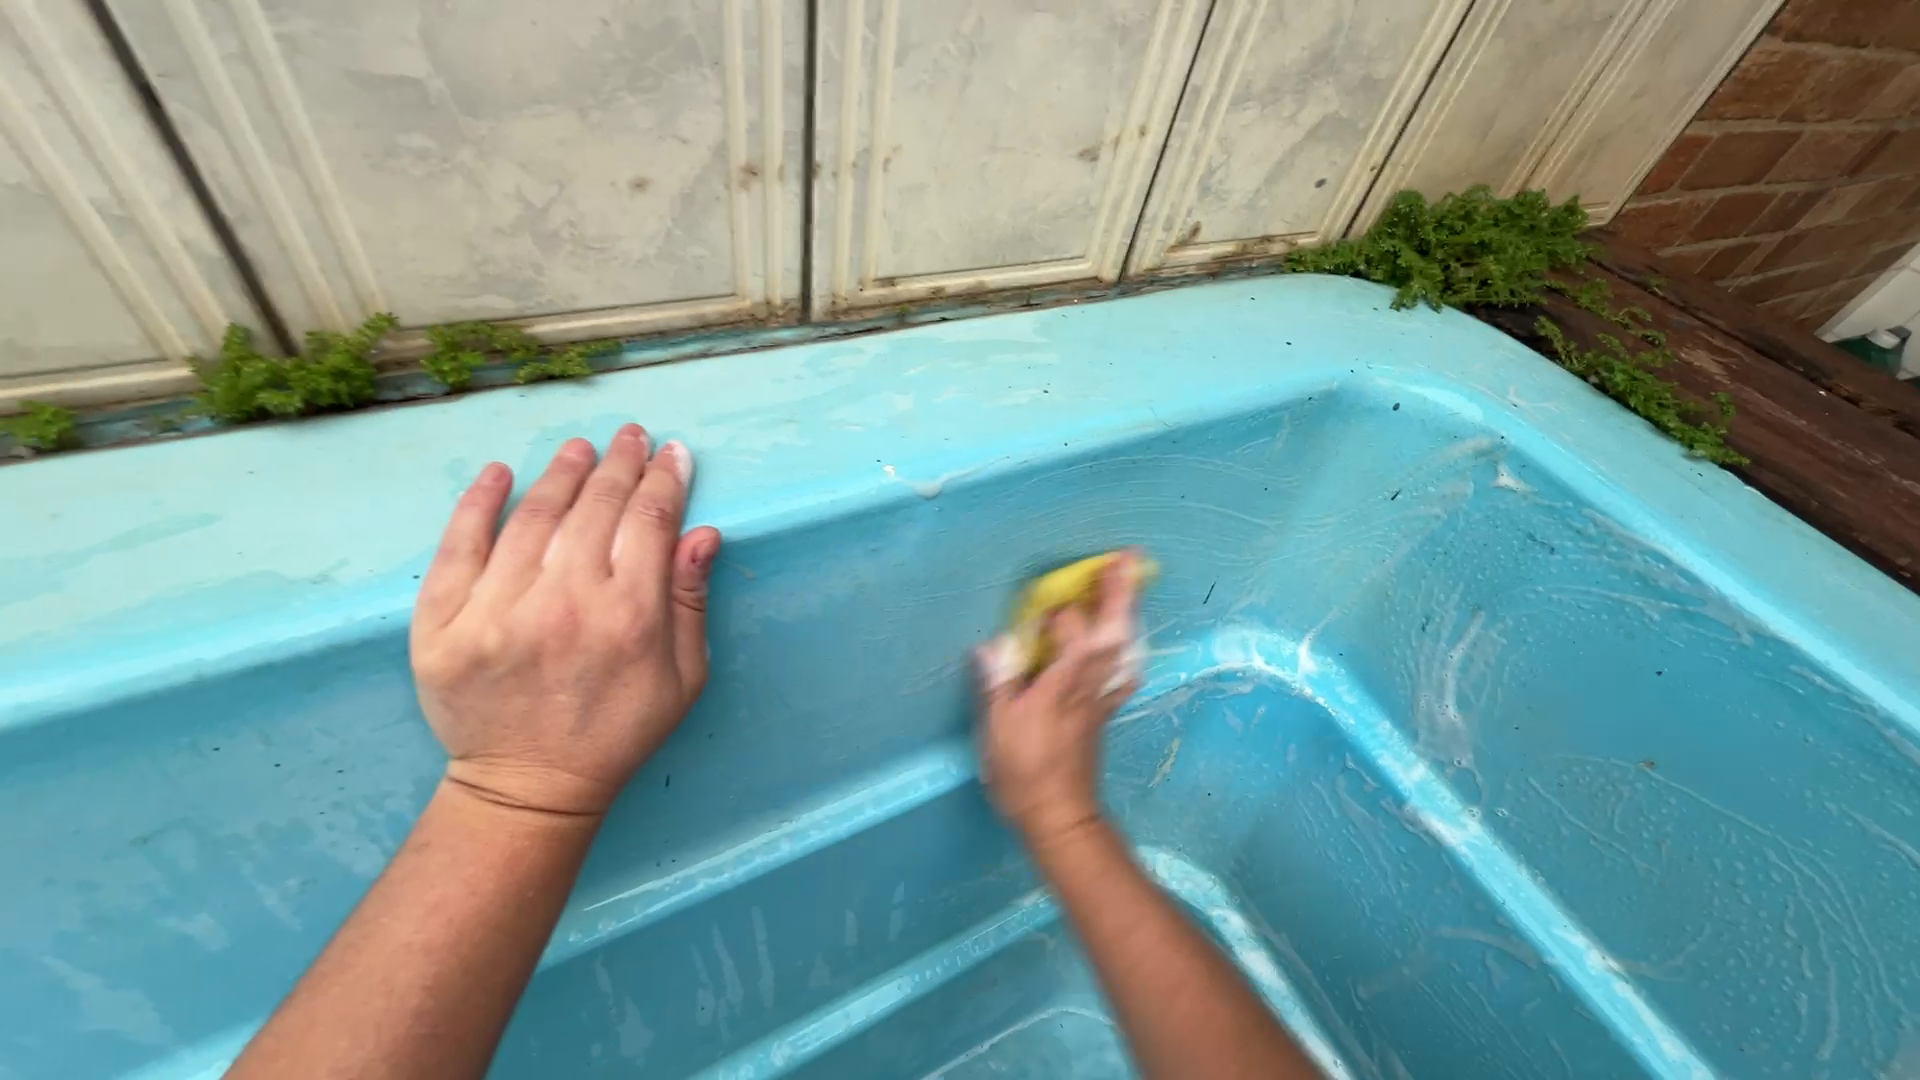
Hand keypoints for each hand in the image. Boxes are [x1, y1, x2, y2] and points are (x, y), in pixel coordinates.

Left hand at [410, 425, 721, 818]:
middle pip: (595, 510)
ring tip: (580, 448)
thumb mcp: (683, 676)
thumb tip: (702, 533)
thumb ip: (689, 601)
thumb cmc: (620, 729)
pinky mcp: (442, 623)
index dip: (663, 481)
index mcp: (629, 617)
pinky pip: (457, 548)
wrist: (531, 784)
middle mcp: (565, 602)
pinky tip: (498, 472)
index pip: (648, 523)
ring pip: (533, 518)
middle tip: (630, 436)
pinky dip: (477, 504)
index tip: (671, 453)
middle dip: (620, 465)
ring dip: (561, 474)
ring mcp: (496, 610)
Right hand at [975, 554, 1141, 847]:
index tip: (1048, 605)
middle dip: (1118, 594)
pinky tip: (1123, 644)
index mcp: (1061, 684)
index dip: (1063, 613)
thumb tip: (992, 644)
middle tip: (1126, 559)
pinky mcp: (1102, 712)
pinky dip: (1126, 651)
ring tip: (1127, 585)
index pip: (1073, 633)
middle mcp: (1088, 685)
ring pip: (1122, 649)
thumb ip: (998, 682)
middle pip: (1110, 632)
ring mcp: (1100, 699)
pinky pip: (1122, 674)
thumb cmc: (1024, 773)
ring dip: (1127, 614)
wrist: (1060, 816)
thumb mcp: (998, 729)